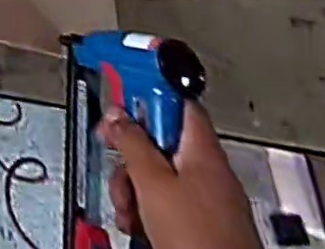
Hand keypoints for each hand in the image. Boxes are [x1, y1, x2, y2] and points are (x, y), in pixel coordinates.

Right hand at [98, 101, 257, 248]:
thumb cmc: (199, 239)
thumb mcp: (152, 181)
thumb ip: (132, 141)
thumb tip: (118, 113)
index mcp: (202, 148)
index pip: (176, 98)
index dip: (148, 90)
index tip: (123, 89)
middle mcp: (207, 168)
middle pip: (160, 139)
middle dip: (132, 151)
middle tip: (117, 159)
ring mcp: (206, 198)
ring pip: (158, 172)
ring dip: (134, 184)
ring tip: (129, 207)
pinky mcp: (201, 223)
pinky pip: (166, 199)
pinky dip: (147, 206)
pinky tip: (138, 223)